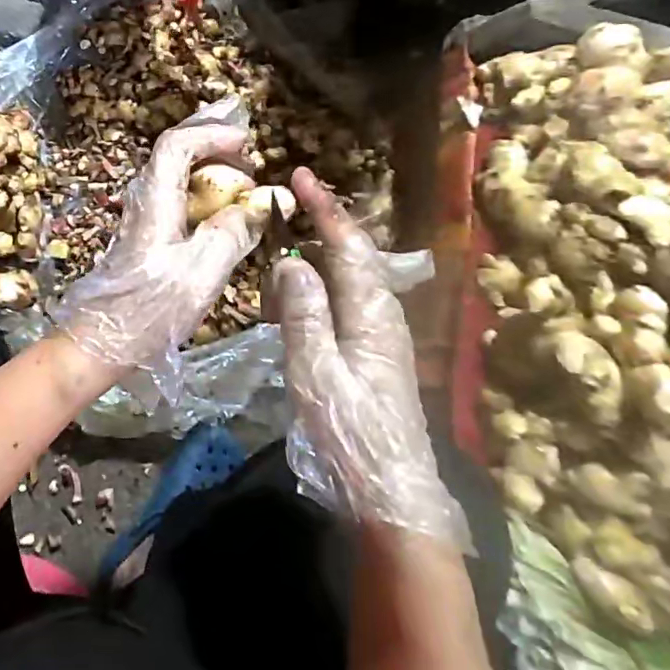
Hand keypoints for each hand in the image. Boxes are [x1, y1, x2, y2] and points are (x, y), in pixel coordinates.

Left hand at [52, 105, 267, 374]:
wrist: (100, 340)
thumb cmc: (149, 308)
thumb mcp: (200, 273)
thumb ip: (233, 234)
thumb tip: (263, 203)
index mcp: (154, 200)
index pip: (177, 144)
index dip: (212, 134)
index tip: (246, 141)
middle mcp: (145, 199)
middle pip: (174, 151)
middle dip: (210, 138)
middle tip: (247, 142)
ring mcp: (144, 216)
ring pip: (176, 172)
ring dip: (208, 162)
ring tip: (243, 166)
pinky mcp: (147, 234)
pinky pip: (178, 194)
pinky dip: (204, 187)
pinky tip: (224, 202)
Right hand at [268, 168, 471, 547]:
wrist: (390, 492)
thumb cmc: (349, 430)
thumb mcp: (315, 369)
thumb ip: (303, 312)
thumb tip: (292, 262)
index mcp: (370, 312)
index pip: (348, 245)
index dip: (325, 208)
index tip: (301, 177)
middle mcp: (381, 315)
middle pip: (351, 257)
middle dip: (319, 230)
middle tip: (284, 215)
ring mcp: (379, 336)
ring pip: (344, 282)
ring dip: (313, 265)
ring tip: (279, 268)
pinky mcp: (372, 355)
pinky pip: (340, 305)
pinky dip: (314, 294)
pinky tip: (293, 308)